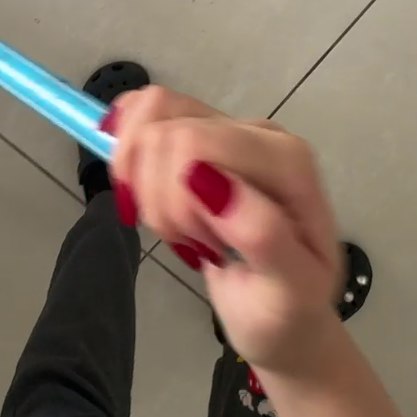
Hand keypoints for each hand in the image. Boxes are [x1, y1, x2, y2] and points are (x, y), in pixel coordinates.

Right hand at [105, 86, 344, 378]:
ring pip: (150, 113)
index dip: (172, 195)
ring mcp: (226, 125)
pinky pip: (145, 108)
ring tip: (173, 223)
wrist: (282, 308)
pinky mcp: (200, 128)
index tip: (199, 248)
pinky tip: (140, 184)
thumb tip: (204, 177)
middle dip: (158, 196)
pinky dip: (129, 145)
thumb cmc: (286, 307)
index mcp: (286, 159)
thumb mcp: (288, 292)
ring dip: (141, 177)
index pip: (193, 141)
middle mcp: (257, 130)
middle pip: (165, 127)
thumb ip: (260, 234)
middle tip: (189, 242)